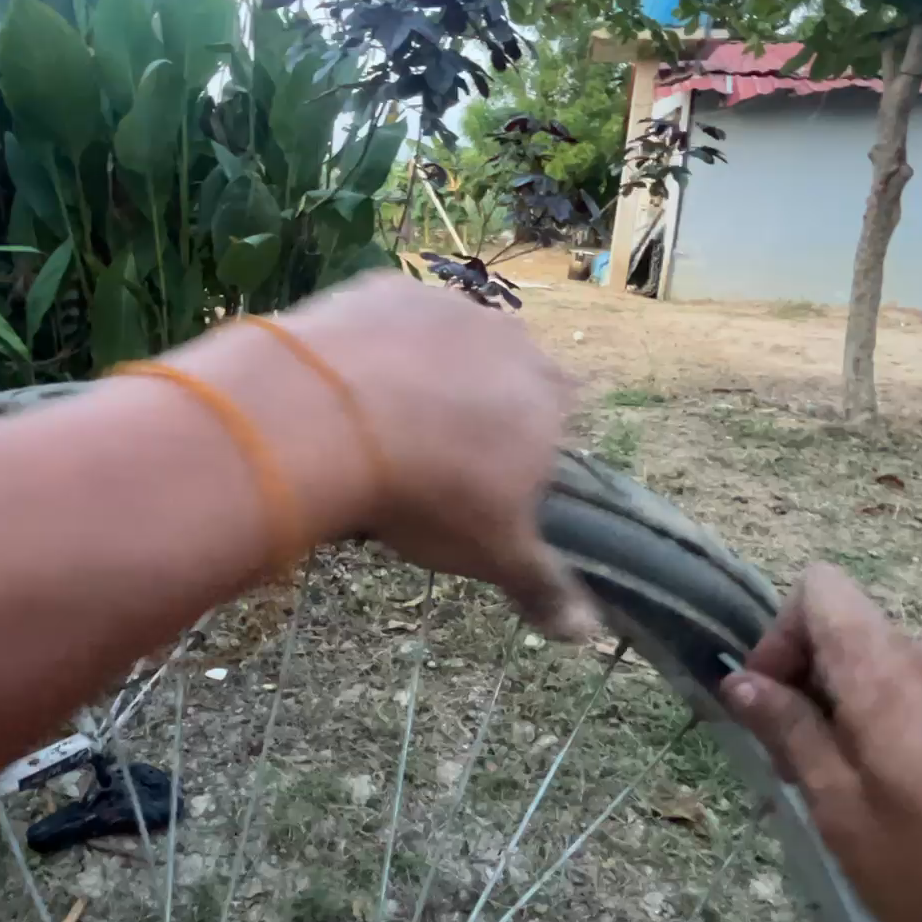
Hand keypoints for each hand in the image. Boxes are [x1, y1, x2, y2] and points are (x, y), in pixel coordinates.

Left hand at [271, 272, 597, 637]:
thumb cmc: (432, 490)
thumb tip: (587, 633)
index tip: (495, 470)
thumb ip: (541, 585)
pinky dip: (376, 346)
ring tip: (382, 419)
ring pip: (447, 341)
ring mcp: (445, 307)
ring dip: (427, 371)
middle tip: (434, 448)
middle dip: (481, 403)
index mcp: (548, 399)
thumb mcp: (491, 550)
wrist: (334, 419)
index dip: (532, 440)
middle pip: (506, 372)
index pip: (564, 413)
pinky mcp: (385, 288)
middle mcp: (508, 340)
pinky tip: (347, 381)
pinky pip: (389, 318)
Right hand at [723, 564, 921, 921]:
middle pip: (850, 631)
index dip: (781, 632)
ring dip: (852, 708)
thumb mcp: (843, 811)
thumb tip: (738, 680)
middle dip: (810, 682)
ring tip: (851, 787)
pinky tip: (910, 800)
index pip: (820, 587)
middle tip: (800, 763)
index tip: (769, 699)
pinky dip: (898, 725)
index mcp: (891, 670)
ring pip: (889, 669)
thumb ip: (789, 731)